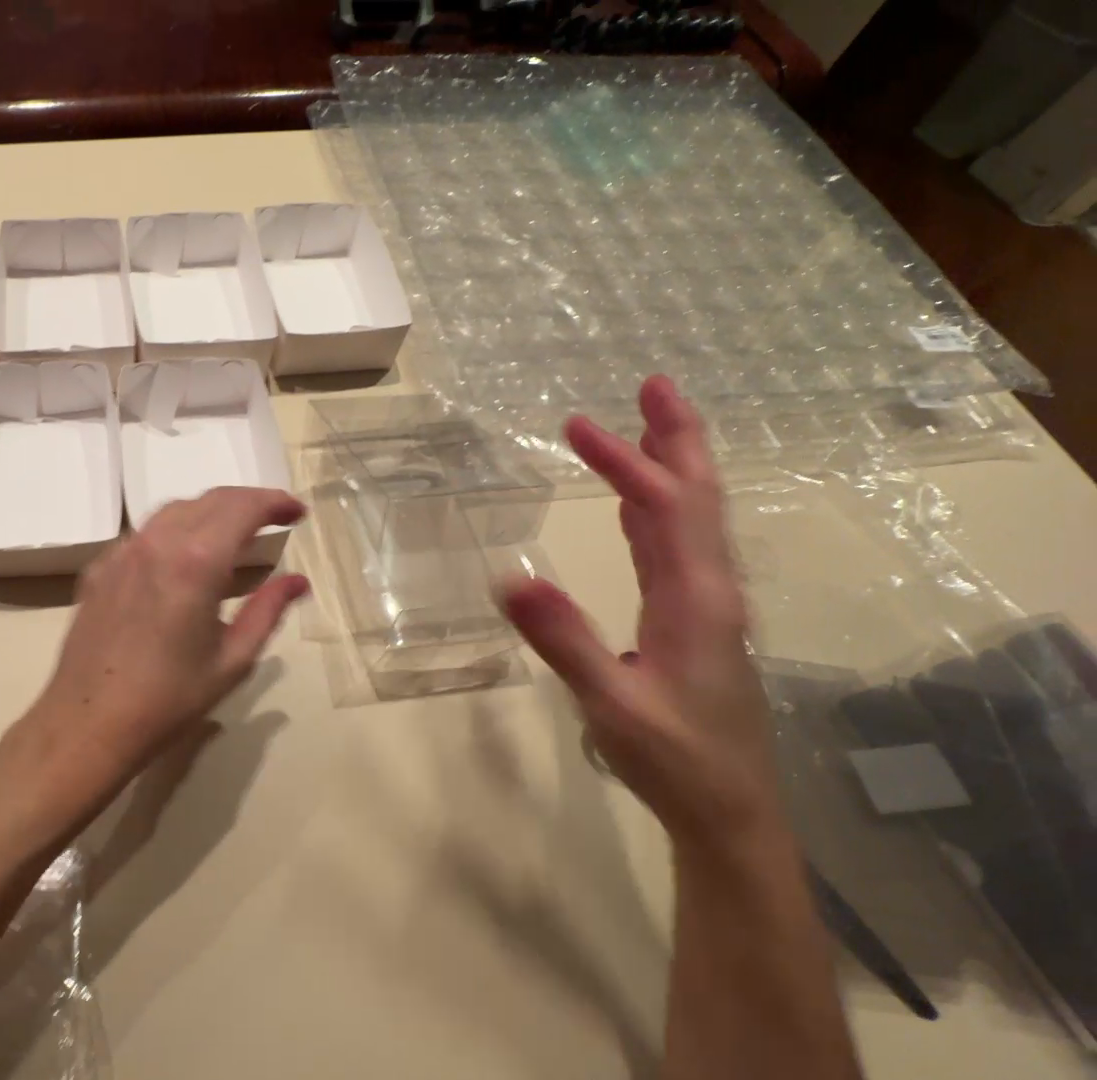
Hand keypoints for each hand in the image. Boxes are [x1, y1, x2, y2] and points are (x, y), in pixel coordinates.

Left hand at [2, 487, 308, 808]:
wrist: (89, 722)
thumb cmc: (169, 699)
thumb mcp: (232, 660)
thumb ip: (268, 611)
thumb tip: (298, 582)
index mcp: (197, 561)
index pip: (243, 507)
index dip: (275, 502)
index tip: (297, 512)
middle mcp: (157, 542)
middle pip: (209, 500)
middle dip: (247, 502)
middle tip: (274, 519)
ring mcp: (122, 553)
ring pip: (173, 512)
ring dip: (209, 513)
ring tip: (233, 536)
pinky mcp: (99, 569)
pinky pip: (143, 536)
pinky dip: (173, 534)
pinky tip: (182, 563)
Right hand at [500, 376, 780, 848]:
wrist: (728, 811)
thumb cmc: (674, 759)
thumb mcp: (612, 703)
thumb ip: (564, 640)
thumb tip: (508, 576)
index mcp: (696, 599)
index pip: (666, 509)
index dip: (626, 462)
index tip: (577, 426)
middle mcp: (709, 590)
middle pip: (698, 498)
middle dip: (676, 439)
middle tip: (654, 385)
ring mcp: (704, 608)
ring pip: (690, 521)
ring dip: (670, 468)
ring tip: (645, 426)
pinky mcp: (692, 625)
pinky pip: (676, 550)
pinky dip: (656, 513)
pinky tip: (636, 511)